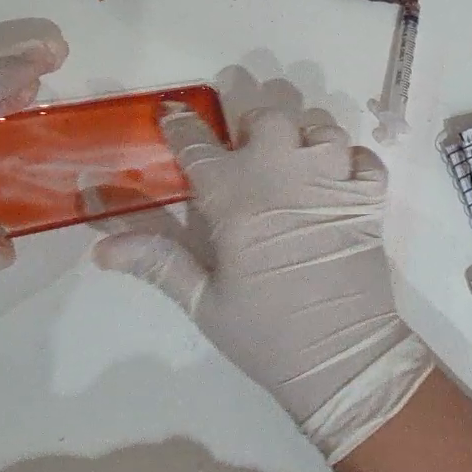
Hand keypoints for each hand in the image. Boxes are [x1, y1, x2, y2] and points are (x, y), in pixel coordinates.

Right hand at [94, 103, 433, 461]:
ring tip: (295, 166)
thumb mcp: (205, 303)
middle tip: (246, 156)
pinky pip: (366, 158)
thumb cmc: (266, 334)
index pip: (200, 147)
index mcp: (237, 201)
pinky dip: (353, 161)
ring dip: (304, 139)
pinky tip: (339, 181)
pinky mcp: (370, 199)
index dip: (182, 128)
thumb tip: (101, 247)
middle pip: (269, 120)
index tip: (173, 115)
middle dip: (253, 129)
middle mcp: (286, 178)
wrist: (342, 356)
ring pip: (321, 129)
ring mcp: (333, 184)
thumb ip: (158, 264)